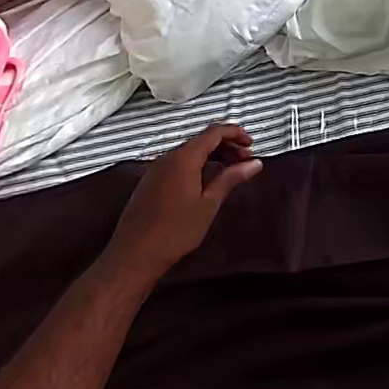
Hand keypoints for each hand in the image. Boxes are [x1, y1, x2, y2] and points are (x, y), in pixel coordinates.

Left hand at [100, 124, 262, 284]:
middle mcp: (168, 157)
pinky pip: (179, 163)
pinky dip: (197, 164)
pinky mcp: (150, 182)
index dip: (235, 133)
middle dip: (227, 145)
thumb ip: (231, 178)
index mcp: (184, 158)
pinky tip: (206, 182)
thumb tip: (254, 163)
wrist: (133, 256)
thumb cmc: (175, 231)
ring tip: (230, 171)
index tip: (251, 143)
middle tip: (245, 160)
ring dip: (213, 155)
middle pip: (202, 139)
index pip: (214, 132)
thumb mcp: (209, 204)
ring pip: (190, 151)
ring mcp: (156, 169)